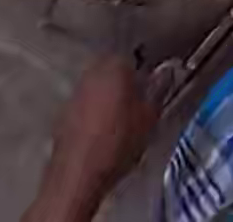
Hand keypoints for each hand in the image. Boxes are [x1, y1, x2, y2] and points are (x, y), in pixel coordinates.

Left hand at [22, 57, 159, 221]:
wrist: (78, 175)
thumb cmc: (118, 142)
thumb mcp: (149, 117)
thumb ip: (160, 89)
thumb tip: (167, 72)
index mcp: (117, 64)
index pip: (137, 57)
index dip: (146, 72)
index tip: (153, 87)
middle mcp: (94, 70)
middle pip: (116, 69)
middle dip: (128, 83)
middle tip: (139, 105)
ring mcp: (77, 90)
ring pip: (101, 85)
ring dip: (111, 97)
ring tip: (122, 121)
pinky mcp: (65, 110)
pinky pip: (87, 103)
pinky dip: (96, 111)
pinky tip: (104, 131)